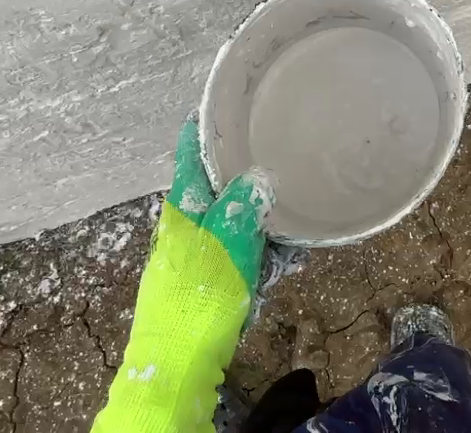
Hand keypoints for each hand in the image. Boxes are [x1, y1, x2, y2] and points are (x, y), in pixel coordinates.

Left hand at [93, 120, 272, 432]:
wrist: (177, 366)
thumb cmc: (199, 298)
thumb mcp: (227, 242)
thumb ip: (242, 204)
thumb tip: (257, 175)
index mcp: (182, 209)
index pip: (189, 156)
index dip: (202, 128)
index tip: (222, 103)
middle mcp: (185, 226)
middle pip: (218, 187)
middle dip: (248, 178)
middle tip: (279, 163)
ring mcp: (194, 254)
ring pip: (233, 220)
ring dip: (262, 221)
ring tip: (293, 226)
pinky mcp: (207, 280)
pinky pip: (239, 251)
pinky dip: (260, 251)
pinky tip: (283, 261)